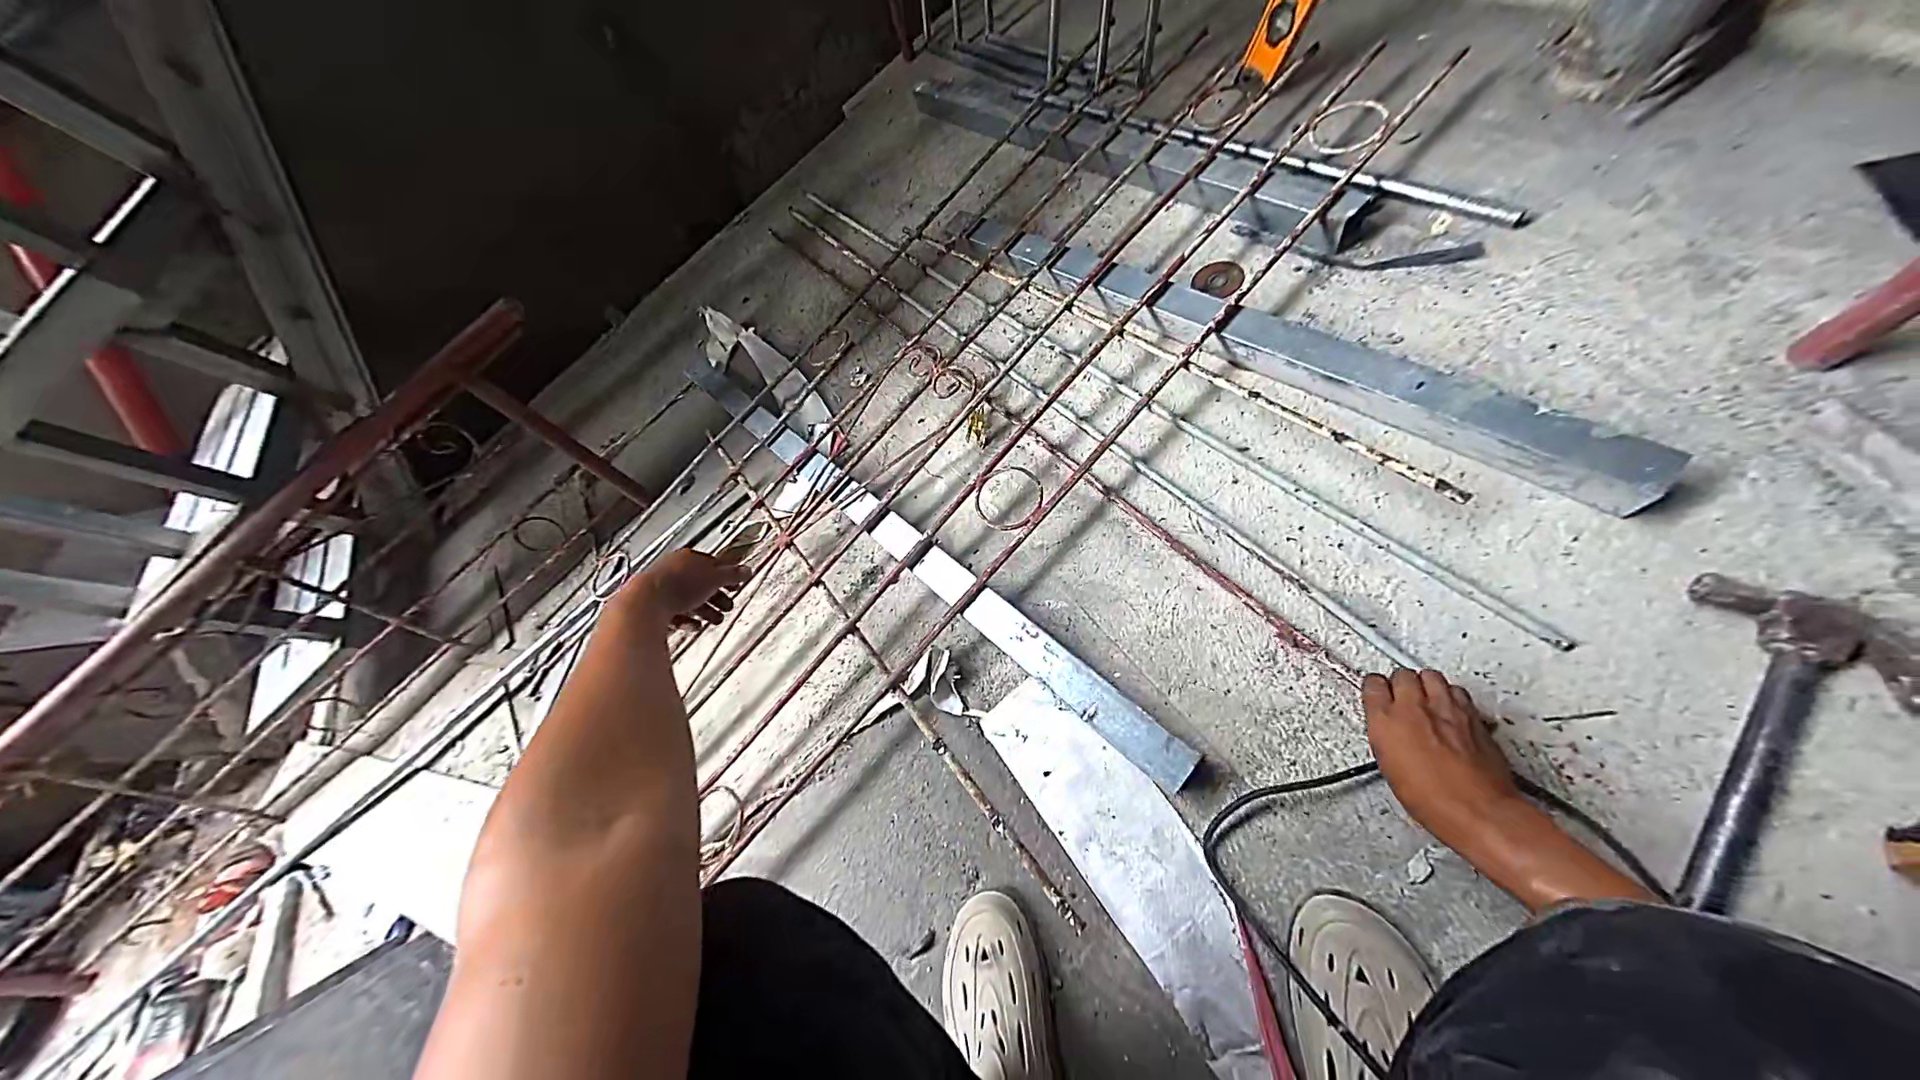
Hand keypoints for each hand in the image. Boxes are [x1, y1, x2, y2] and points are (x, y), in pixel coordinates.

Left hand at [617, 548, 750, 628]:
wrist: (645, 606)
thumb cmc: (675, 586)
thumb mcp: (714, 579)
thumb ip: (732, 575)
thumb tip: (745, 571)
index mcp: (687, 558)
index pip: (712, 564)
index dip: (726, 575)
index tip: (735, 583)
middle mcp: (672, 570)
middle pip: (700, 583)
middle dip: (716, 596)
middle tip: (727, 604)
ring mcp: (662, 589)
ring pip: (688, 599)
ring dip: (704, 610)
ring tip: (716, 619)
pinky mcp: (654, 607)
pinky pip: (675, 613)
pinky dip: (688, 620)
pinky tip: (694, 625)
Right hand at [1363, 669, 1520, 846]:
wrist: (1477, 811)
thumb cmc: (1434, 798)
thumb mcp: (1389, 766)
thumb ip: (1386, 735)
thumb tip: (1387, 729)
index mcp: (1385, 720)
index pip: (1373, 684)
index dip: (1376, 688)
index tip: (1378, 692)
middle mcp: (1415, 708)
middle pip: (1403, 674)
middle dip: (1401, 682)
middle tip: (1401, 693)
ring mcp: (1446, 709)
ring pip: (1432, 676)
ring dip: (1427, 684)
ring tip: (1426, 695)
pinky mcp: (1473, 716)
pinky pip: (1458, 692)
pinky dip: (1451, 695)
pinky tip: (1450, 707)